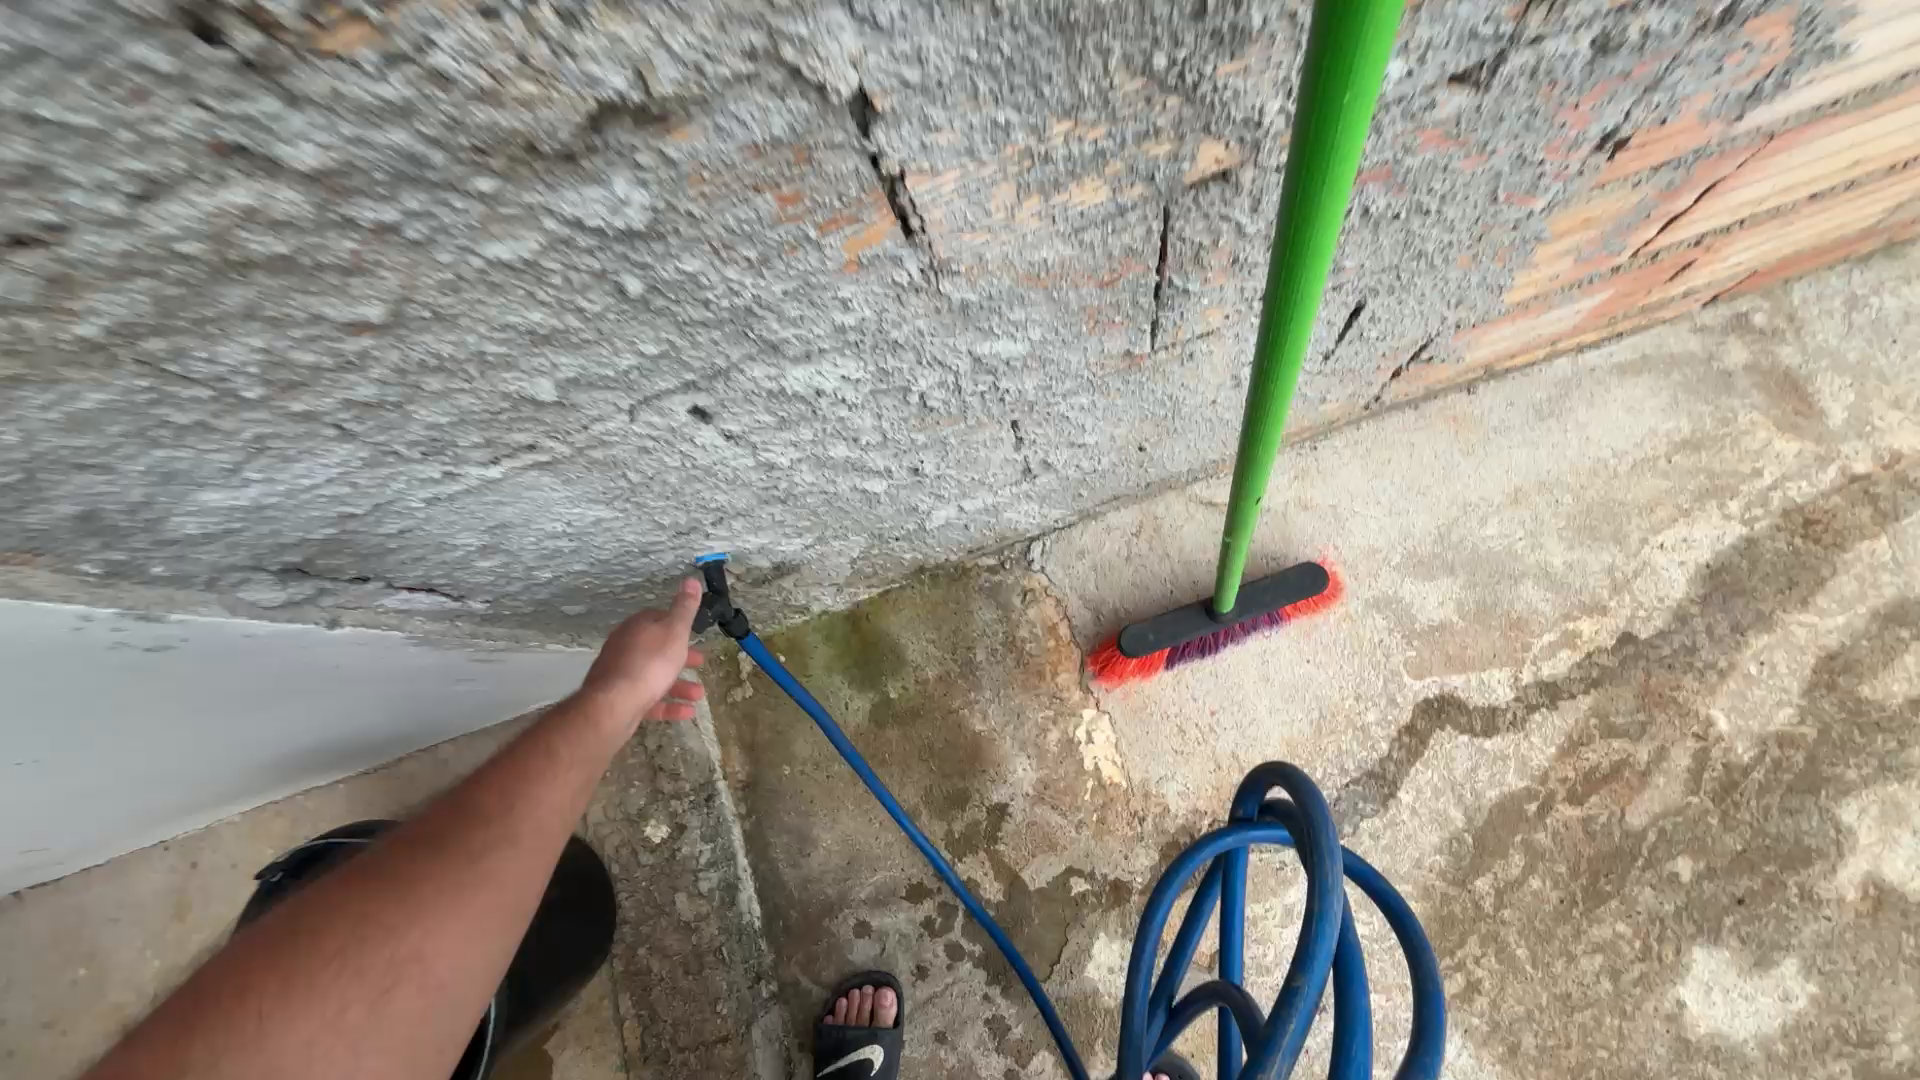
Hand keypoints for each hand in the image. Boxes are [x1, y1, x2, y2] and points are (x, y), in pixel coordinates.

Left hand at [578, 577, 707, 726]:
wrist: (614, 704)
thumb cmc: (650, 662)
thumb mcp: (675, 630)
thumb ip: (685, 607)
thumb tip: (691, 578)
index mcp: (637, 627)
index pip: (658, 618)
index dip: (677, 625)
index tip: (693, 633)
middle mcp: (625, 647)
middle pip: (657, 649)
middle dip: (680, 657)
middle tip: (700, 662)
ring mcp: (620, 674)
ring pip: (654, 675)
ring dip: (679, 683)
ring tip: (699, 694)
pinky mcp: (620, 698)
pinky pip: (649, 698)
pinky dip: (668, 703)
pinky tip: (687, 711)